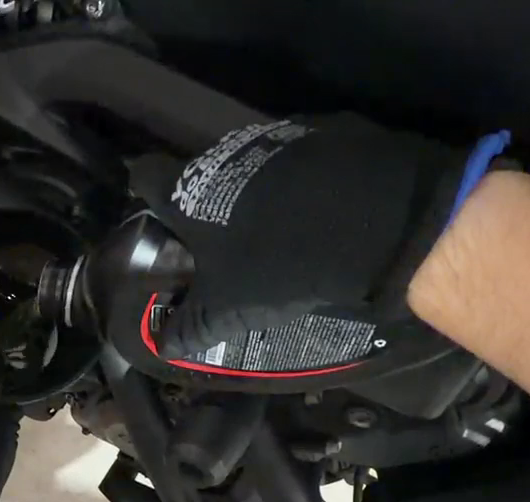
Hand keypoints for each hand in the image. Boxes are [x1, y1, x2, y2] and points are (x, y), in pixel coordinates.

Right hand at [135, 115, 508, 356]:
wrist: (383, 223)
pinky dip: (300, 184)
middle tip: (216, 244)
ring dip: (252, 193)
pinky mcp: (333, 130)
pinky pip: (302, 159)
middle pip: (199, 173)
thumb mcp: (225, 313)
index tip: (156, 225)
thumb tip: (165, 342)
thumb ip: (187, 329)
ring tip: (273, 231)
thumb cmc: (280, 266)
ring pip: (251, 164)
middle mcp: (228, 150)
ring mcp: (283, 134)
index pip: (147, 179)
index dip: (145, 201)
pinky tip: (319, 214)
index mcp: (190, 190)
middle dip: (202, 204)